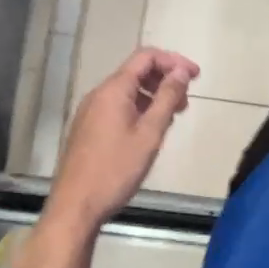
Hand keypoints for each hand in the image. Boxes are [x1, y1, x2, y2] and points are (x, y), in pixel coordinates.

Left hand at [47, 47, 199, 231]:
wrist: (73, 211)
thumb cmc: (115, 170)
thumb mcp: (150, 133)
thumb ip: (167, 97)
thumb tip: (181, 71)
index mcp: (113, 90)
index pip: (146, 57)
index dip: (174, 61)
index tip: (194, 76)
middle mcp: (98, 94)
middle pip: (136, 71)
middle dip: (164, 79)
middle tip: (186, 100)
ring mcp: (89, 112)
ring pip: (127, 91)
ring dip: (152, 95)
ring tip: (171, 117)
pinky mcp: (86, 130)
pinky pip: (117, 106)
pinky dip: (138, 108)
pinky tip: (148, 130)